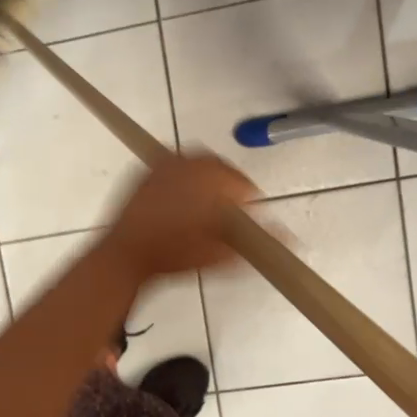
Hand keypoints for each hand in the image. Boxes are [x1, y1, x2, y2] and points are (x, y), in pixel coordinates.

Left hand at [98, 152, 257, 278]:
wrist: (125, 252)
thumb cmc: (174, 253)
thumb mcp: (221, 253)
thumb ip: (258, 241)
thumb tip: (291, 238)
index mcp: (212, 178)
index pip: (243, 184)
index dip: (246, 203)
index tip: (242, 219)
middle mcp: (189, 162)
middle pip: (221, 168)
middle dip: (227, 187)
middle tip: (225, 212)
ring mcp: (163, 163)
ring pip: (197, 163)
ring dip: (206, 179)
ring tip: (203, 205)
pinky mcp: (145, 170)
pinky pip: (172, 165)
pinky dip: (182, 175)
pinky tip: (179, 197)